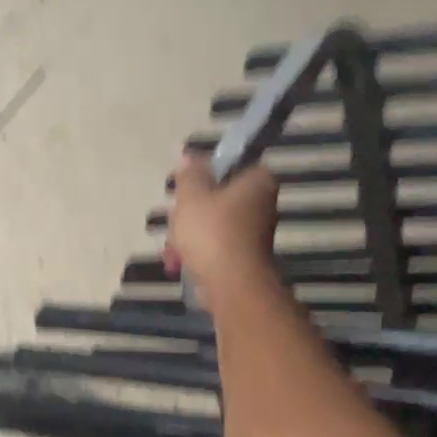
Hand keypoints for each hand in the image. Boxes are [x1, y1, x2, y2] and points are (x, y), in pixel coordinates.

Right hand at [163, 153, 278, 288]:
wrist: (229, 280)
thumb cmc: (210, 231)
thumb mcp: (191, 197)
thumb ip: (190, 175)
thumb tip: (190, 156)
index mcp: (257, 180)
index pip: (232, 166)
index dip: (205, 176)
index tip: (184, 190)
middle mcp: (263, 202)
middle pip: (219, 198)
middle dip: (191, 213)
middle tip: (174, 224)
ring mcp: (256, 230)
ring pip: (214, 224)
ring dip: (189, 235)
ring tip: (172, 251)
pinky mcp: (245, 254)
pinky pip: (216, 245)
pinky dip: (198, 251)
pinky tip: (180, 263)